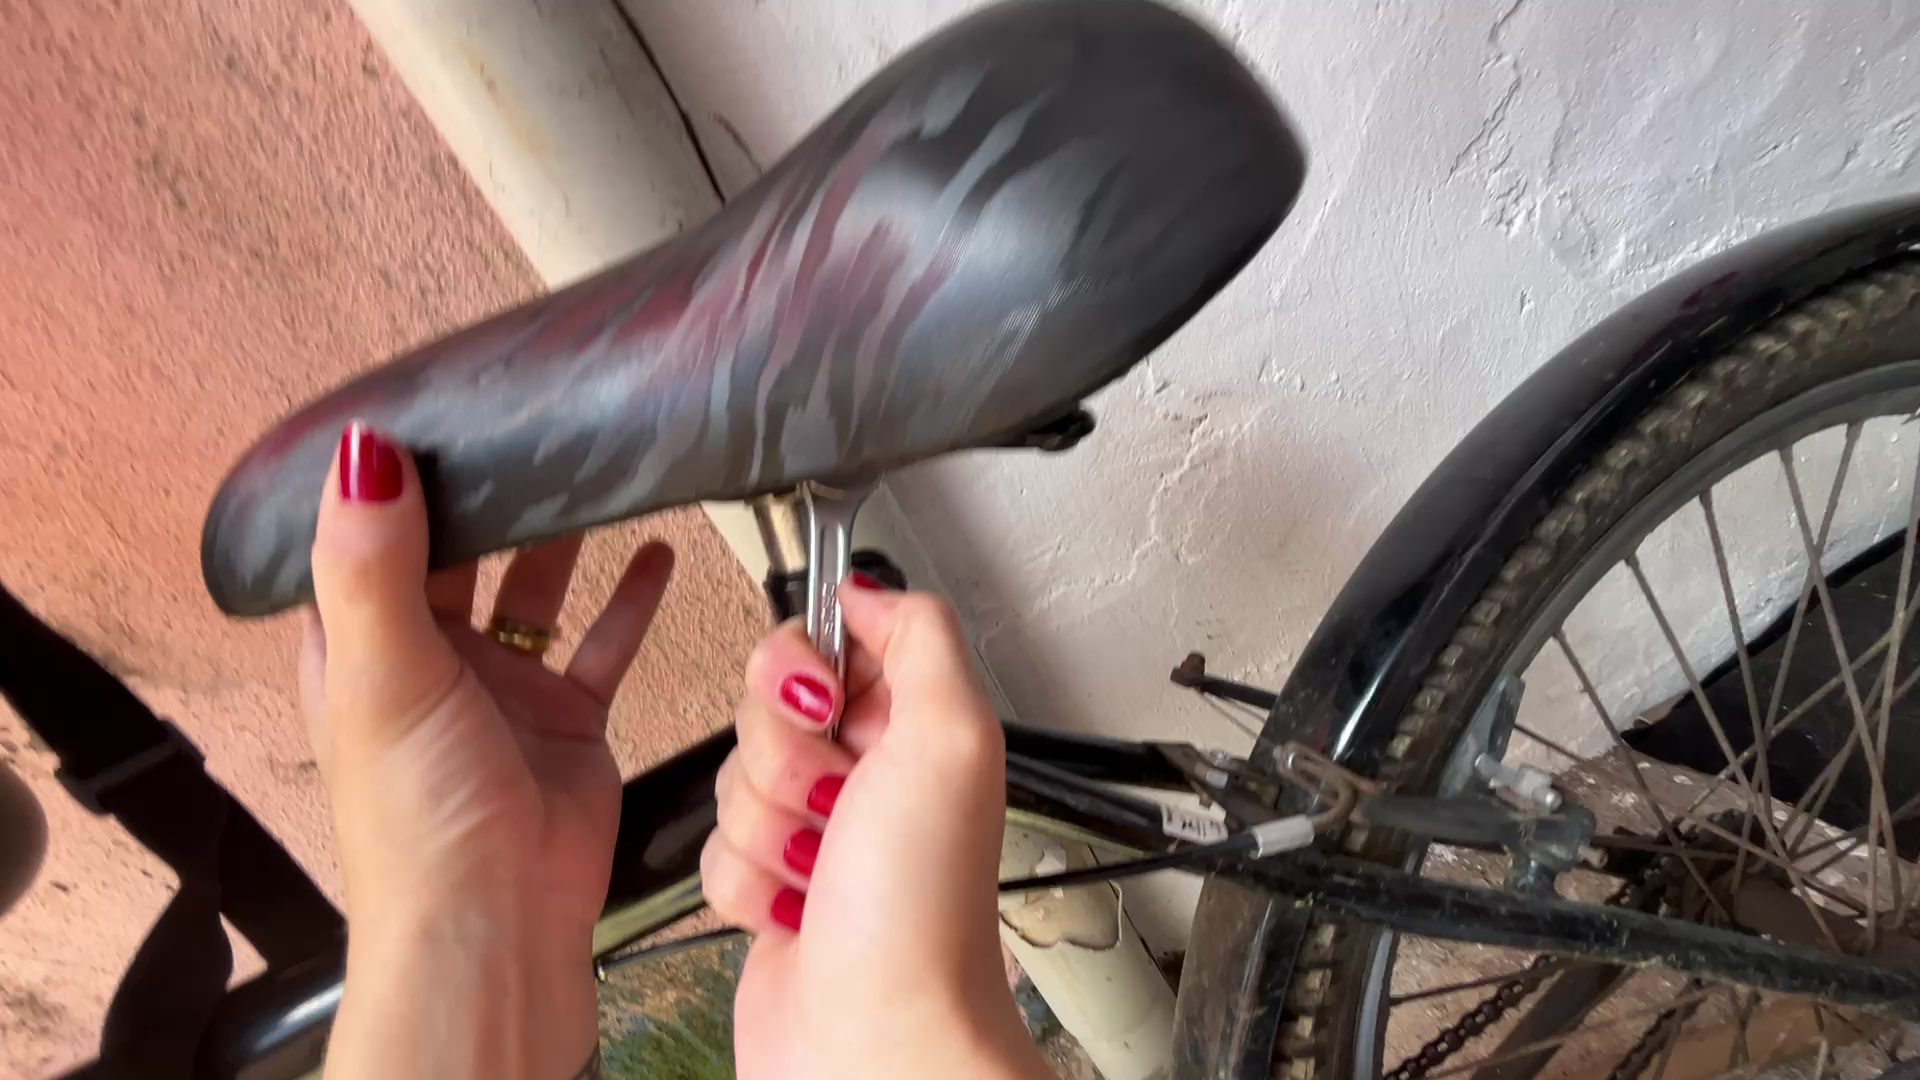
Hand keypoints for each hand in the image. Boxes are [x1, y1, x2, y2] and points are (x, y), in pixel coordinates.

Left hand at [301, 422, 672, 1078]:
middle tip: (536, 436)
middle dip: (493, 503)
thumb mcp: (388, 674)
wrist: (505, 906)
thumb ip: (374, 566)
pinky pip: (602, 640)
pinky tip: (656, 554)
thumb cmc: (424, 804)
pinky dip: (628, 599)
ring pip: (538, 593)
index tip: (434, 416)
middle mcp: (434, 658)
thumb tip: (363, 450)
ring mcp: (508, 684)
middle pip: (462, 558)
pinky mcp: (570, 708)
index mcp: (364, 648)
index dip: (390, 484)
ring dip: (565, 542)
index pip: (366, 544)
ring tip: (598, 479)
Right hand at [702, 580, 1048, 1079]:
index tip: (819, 709)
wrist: (876, 1039)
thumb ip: (919, 635)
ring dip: (769, 827)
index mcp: (907, 716)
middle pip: (764, 703)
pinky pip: (716, 841)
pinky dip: (749, 880)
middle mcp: (863, 761)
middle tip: (831, 798)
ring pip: (734, 772)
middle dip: (785, 758)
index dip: (801, 668)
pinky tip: (797, 905)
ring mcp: (812, 817)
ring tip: (820, 865)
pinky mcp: (768, 871)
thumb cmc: (920, 904)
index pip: (822, 639)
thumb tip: (865, 589)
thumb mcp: (949, 734)